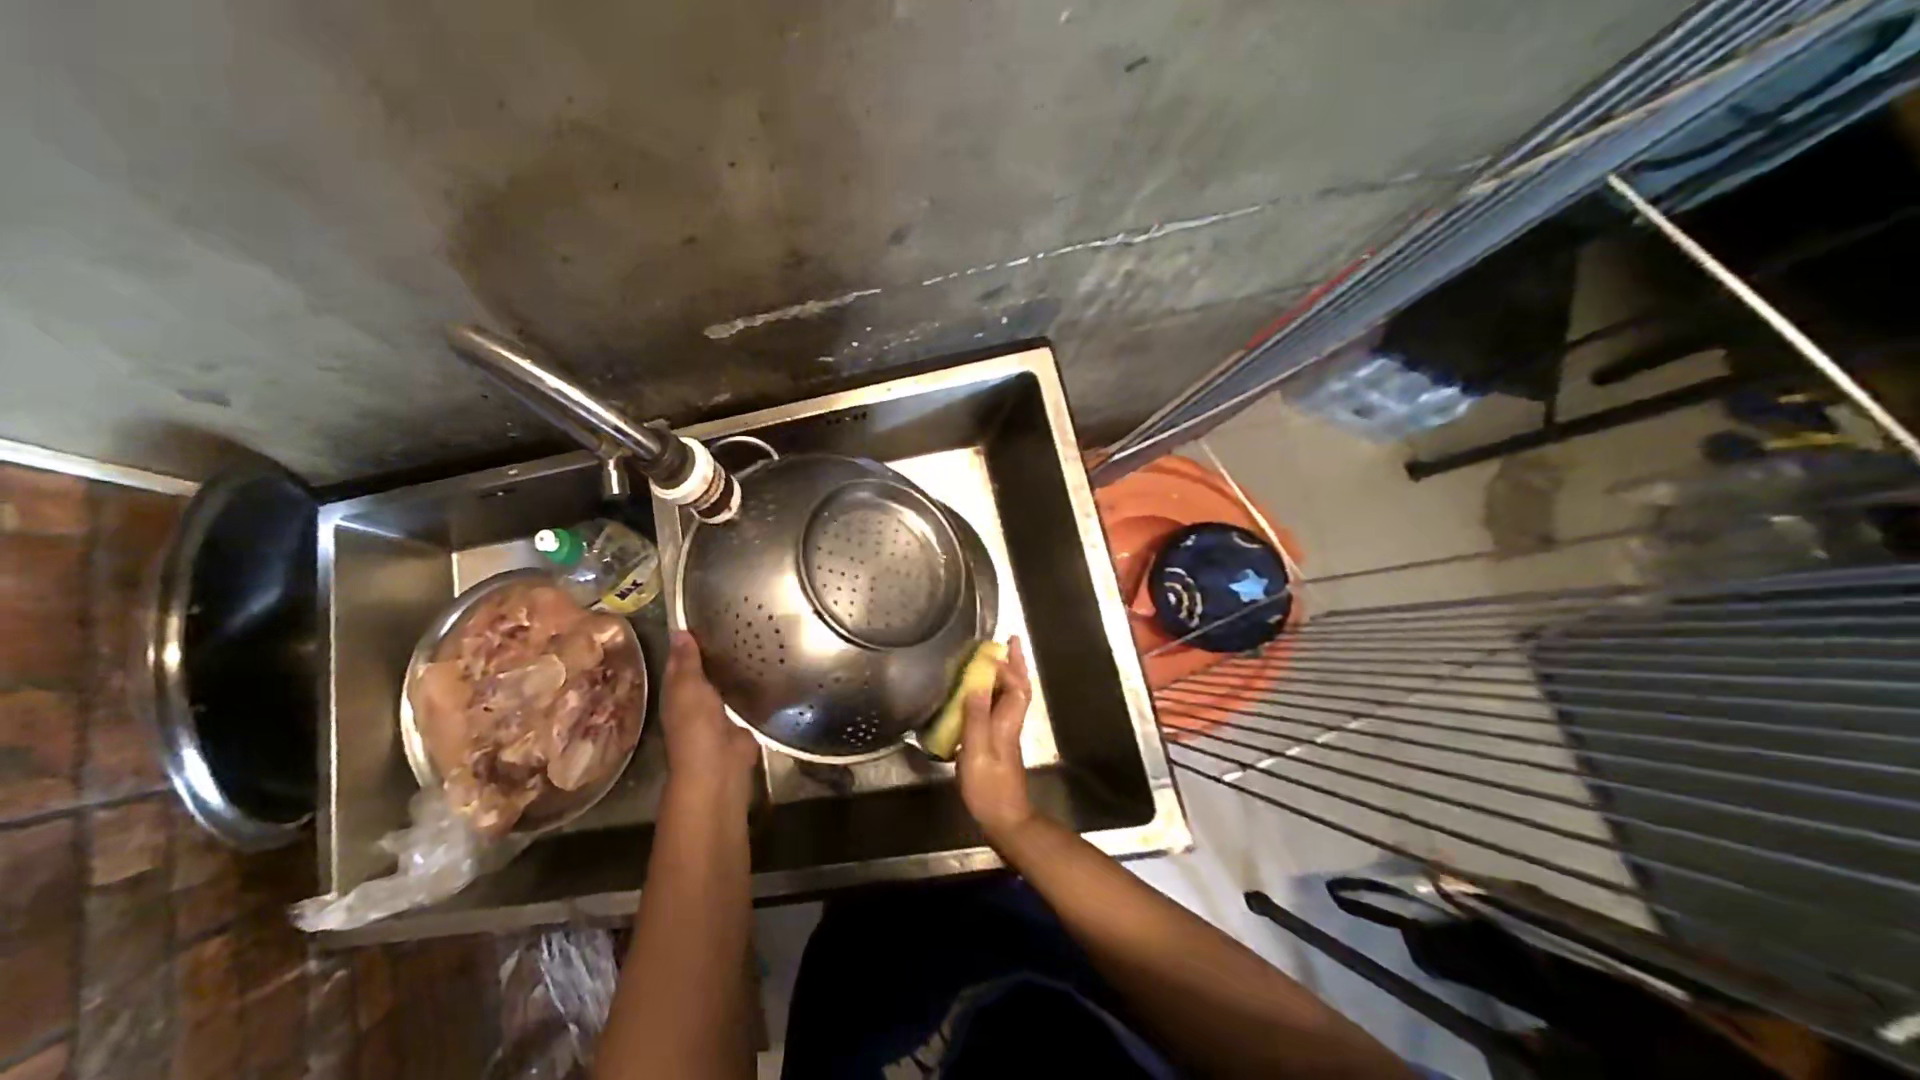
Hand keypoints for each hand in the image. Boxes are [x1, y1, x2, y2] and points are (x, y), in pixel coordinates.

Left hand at [660, 631, 759, 801]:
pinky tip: (764, 669)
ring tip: (754, 639)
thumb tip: (678, 630)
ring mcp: (718, 712)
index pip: (679, 660)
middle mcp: (694, 701)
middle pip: (703, 671)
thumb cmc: (696, 725)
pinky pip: (743, 697)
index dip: (688, 640)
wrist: (719, 766)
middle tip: (737, 622)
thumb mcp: (688, 688)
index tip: (705, 615)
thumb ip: (686, 661)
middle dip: (714, 652)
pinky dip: (750, 685)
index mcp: (676, 692)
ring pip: (724, 683)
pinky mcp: (740, 721)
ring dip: (733, 668)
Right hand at [957, 636, 1034, 842]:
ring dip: (1008, 675)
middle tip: (1010, 641)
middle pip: (1018, 688)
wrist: (1005, 819)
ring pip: (1012, 697)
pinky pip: (1001, 708)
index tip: (996, 648)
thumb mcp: (976, 751)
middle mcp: (1010, 723)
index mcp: (1007, 723)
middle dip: (1015, 663)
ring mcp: (1006, 734)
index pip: (1016, 687)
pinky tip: (983, 694)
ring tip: (998, 658)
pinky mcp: (999, 743)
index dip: (1008, 667)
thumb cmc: (989, 787)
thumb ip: (976, 718)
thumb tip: (976, 683)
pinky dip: (996, 693)